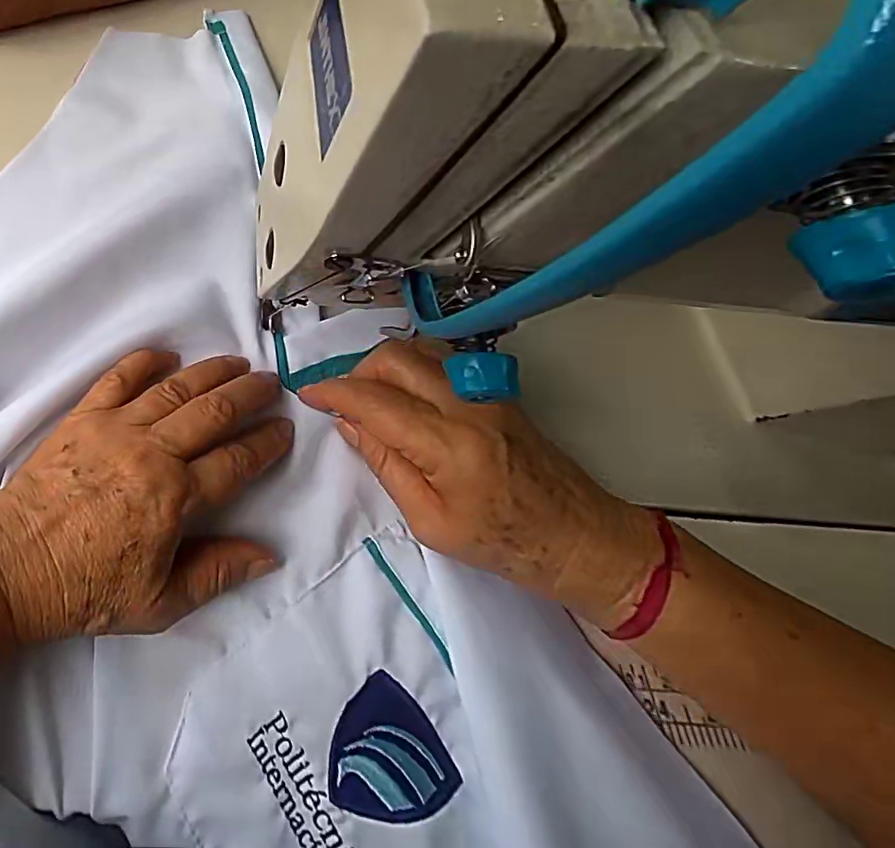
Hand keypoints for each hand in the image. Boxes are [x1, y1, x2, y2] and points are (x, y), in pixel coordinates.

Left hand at [0, 351, 293, 672]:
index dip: (265, 444)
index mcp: (175, 499)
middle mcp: (150, 453)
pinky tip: (165, 354)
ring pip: (172, 391)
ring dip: (208, 373)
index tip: (283, 429)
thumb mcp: (160, 602)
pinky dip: (142, 362)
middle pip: (211, 413)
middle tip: (269, 385)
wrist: (15, 563)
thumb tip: (269, 554)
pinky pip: (117, 379)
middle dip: (247, 395)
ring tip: (233, 362)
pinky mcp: (81, 418)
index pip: (235, 462)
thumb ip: (217, 573)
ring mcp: (113, 430)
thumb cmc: (86, 588)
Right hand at [297, 340, 662, 627]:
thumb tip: (349, 425)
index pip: (373, 400)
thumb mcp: (430, 521)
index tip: (307, 395)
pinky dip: (410, 367)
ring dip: (383, 366)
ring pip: (418, 350)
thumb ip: (385, 465)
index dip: (331, 392)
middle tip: (343, 403)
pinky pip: (441, 361)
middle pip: (394, 359)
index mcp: (448, 445)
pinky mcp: (497, 394)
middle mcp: (467, 407)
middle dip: (355, 373)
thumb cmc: (505, 544)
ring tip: (372, 398)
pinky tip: (404, 396)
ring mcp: (486, 394)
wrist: (587, 541)